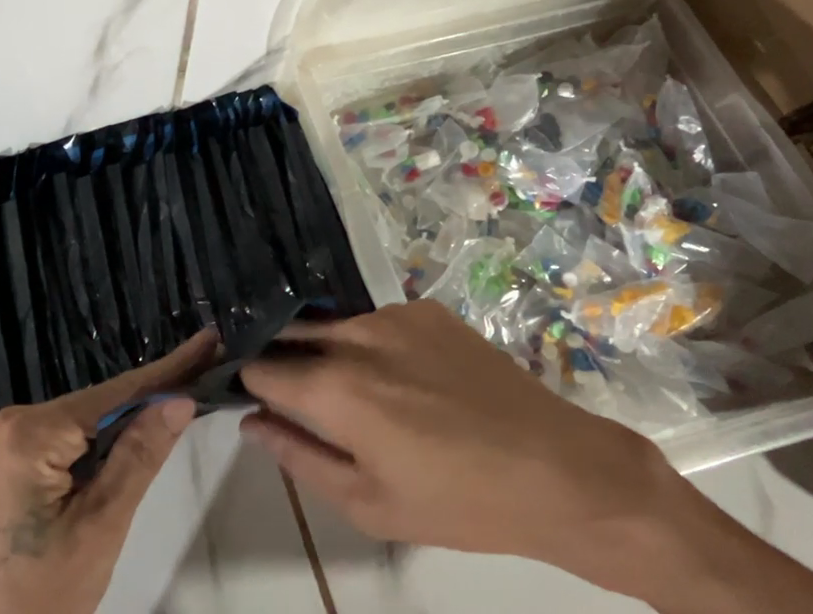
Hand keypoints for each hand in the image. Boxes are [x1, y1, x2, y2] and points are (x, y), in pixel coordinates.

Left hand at [0, 330, 216, 613]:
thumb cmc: (41, 592)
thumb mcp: (99, 526)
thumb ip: (138, 458)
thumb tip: (179, 401)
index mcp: (33, 432)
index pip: (116, 393)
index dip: (169, 369)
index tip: (209, 339)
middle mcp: (19, 419)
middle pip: (103, 400)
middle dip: (157, 387)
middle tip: (210, 360)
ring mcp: (14, 438)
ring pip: (91, 417)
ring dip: (137, 410)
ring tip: (189, 382)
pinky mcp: (17, 458)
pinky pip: (74, 435)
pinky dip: (111, 433)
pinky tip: (144, 420)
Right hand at [239, 299, 665, 573]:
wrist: (561, 469)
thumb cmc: (459, 501)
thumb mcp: (368, 503)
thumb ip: (298, 457)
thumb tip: (251, 422)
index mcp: (332, 387)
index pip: (259, 368)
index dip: (251, 387)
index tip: (260, 403)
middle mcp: (354, 334)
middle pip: (289, 334)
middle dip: (284, 360)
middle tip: (307, 400)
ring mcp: (394, 314)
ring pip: (334, 325)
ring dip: (329, 350)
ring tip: (364, 392)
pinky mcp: (427, 309)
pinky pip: (377, 320)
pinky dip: (372, 343)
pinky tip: (407, 378)